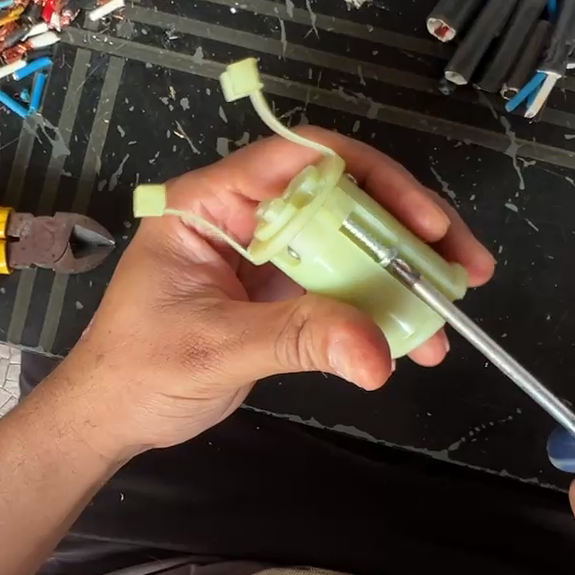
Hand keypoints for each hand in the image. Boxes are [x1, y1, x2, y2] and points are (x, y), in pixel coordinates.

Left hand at [42, 129, 494, 459]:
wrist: (113, 415)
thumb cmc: (138, 370)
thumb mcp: (215, 348)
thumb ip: (295, 340)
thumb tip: (377, 352)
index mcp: (210, 204)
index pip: (300, 159)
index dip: (372, 180)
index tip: (422, 223)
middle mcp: (242, 218)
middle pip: (338, 199)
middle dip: (404, 231)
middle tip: (462, 267)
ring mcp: (261, 257)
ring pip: (346, 246)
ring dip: (399, 276)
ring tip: (449, 312)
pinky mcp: (276, 295)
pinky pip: (337, 289)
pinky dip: (375, 310)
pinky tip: (412, 338)